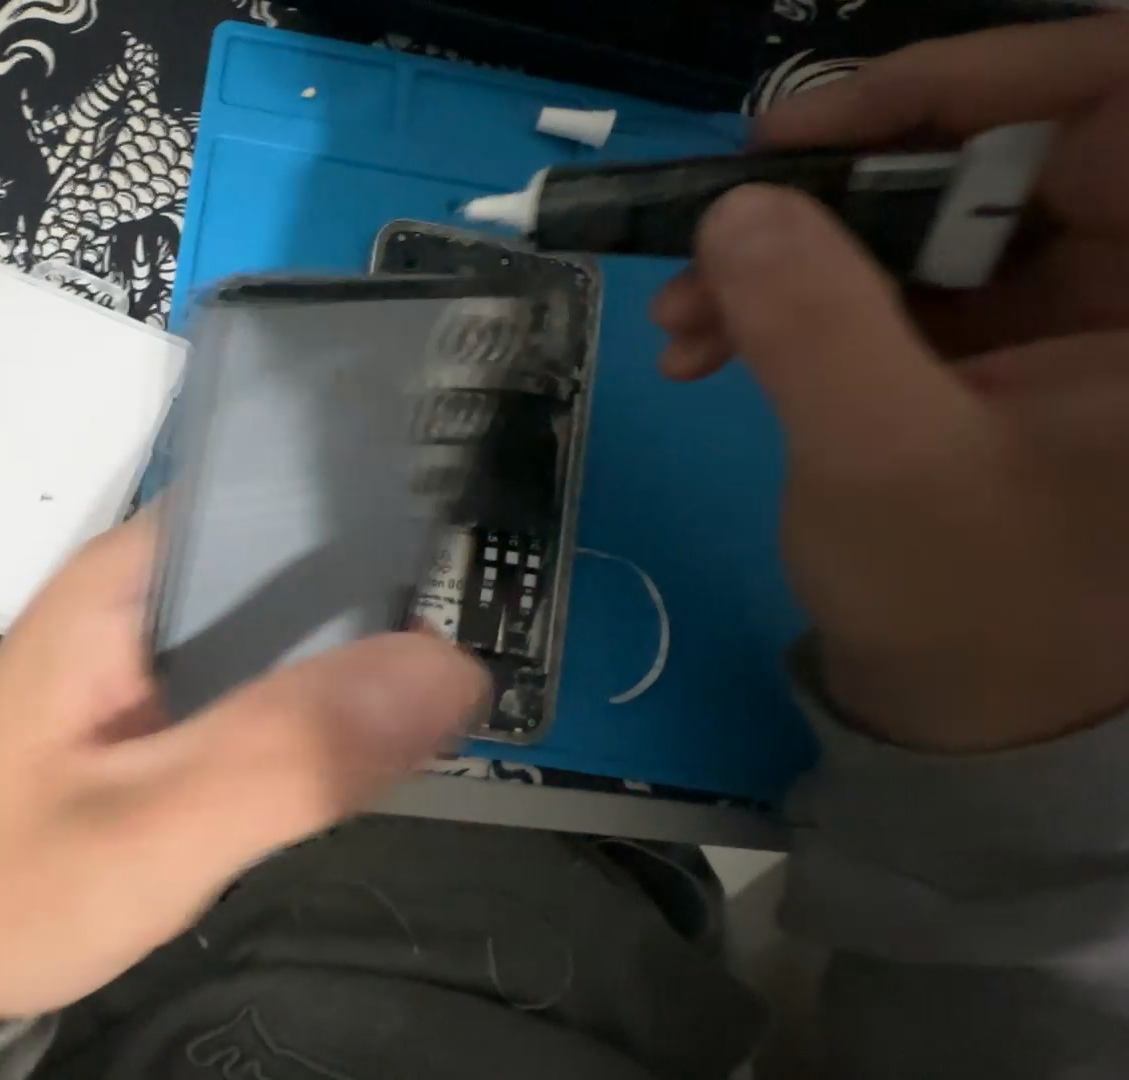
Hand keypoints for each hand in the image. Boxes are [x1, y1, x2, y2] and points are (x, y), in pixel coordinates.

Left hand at [0, 514, 485, 1033]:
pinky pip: (258, 676)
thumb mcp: (149, 830)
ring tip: (451, 678)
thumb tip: (449, 669)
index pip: (270, 498)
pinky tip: (367, 727)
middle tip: (482, 631)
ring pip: (279, 622)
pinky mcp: (158, 700)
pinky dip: (312, 697)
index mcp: (127, 578)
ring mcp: (149, 648)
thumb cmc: (2, 884)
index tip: (470, 551)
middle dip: (379, 592)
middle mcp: (140, 591)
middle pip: (285, 559)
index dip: (373, 513)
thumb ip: (288, 753)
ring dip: (353, 649)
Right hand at [651, 14, 1128, 752]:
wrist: (960, 691)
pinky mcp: (977, 346)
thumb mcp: (882, 457)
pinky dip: (780, 306)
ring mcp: (1054, 309)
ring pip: (905, 228)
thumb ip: (812, 324)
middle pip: (981, 163)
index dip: (954, 86)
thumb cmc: (957, 592)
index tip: (794, 134)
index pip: (1115, 100)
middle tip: (700, 250)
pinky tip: (706, 348)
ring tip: (680, 326)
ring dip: (775, 265)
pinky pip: (873, 286)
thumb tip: (731, 207)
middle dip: (815, 205)